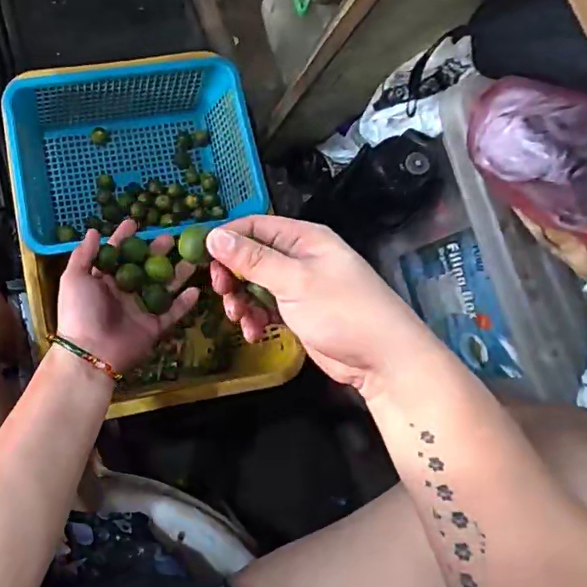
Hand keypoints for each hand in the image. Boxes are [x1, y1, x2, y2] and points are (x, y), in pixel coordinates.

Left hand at [56, 219, 200, 372]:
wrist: (90, 353)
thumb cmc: (79, 311)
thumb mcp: (74, 278)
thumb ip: (84, 254)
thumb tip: (93, 230)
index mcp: (103, 280)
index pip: (116, 254)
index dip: (124, 238)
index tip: (135, 223)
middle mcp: (123, 292)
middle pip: (143, 267)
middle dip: (156, 252)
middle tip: (170, 238)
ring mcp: (139, 309)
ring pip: (162, 287)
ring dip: (176, 273)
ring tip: (190, 258)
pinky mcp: (153, 327)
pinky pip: (172, 313)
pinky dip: (185, 303)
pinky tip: (196, 289)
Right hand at [206, 216, 423, 395]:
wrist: (383, 360)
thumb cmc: (342, 311)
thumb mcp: (294, 281)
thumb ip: (252, 259)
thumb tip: (213, 235)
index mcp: (303, 238)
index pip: (254, 226)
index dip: (226, 239)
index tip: (203, 260)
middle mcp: (300, 257)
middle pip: (250, 257)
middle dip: (232, 276)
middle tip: (222, 294)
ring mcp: (299, 286)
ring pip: (254, 285)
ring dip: (241, 301)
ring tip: (240, 319)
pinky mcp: (298, 312)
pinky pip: (265, 307)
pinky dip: (255, 318)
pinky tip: (254, 333)